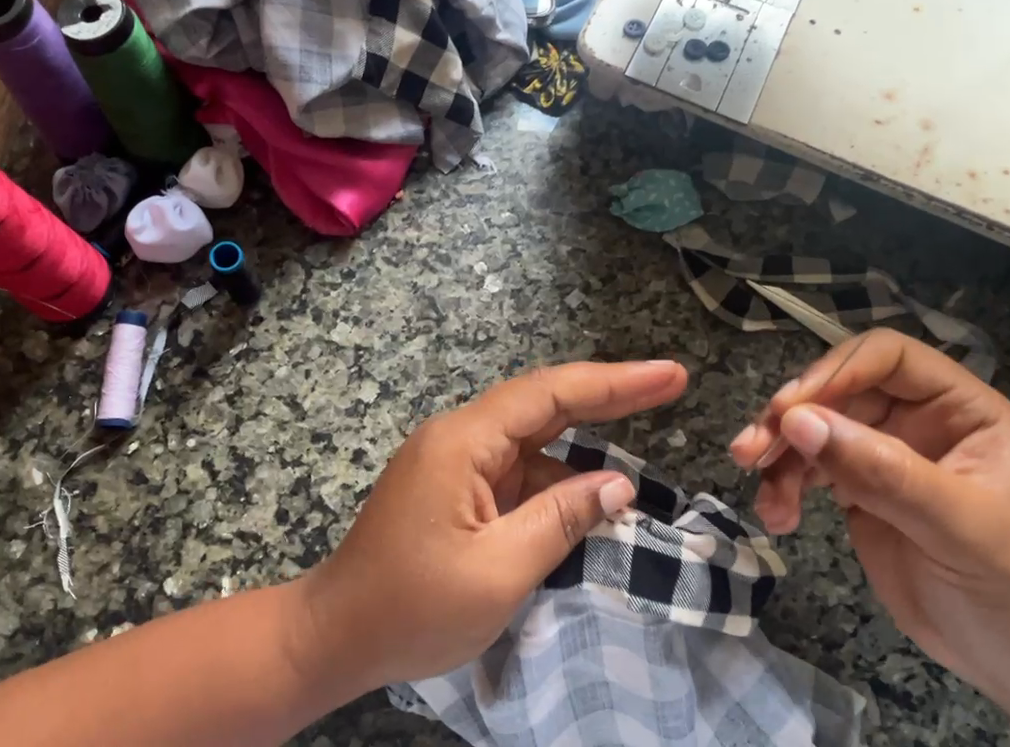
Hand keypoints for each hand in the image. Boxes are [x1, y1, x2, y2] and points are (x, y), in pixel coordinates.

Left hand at [297, 361, 686, 690]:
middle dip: (607, 397)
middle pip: (541, 405)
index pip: (548, 394)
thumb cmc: (413, 607)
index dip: (613, 382)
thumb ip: (562, 520)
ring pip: (531, 442)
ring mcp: (453, 462)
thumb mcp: (498, 571)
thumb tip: (617, 484)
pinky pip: (515, 473)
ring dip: (581, 454)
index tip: (669, 375)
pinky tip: (587, 506)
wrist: (338, 634)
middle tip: (671, 385)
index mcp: (463, 442)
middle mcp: (457, 438)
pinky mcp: (454, 489)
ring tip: (637, 470)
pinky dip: (555, 486)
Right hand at [727, 330, 1009, 715]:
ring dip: (779, 453)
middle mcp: (920, 422)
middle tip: (752, 450)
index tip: (791, 408)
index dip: (837, 369)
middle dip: (791, 416)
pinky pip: (809, 472)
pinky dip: (784, 487)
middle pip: (838, 389)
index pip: (889, 358)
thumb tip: (796, 420)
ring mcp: (887, 458)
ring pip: (814, 429)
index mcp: (962, 411)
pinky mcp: (861, 495)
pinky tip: (778, 517)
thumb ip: (884, 472)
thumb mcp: (964, 530)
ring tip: (758, 487)